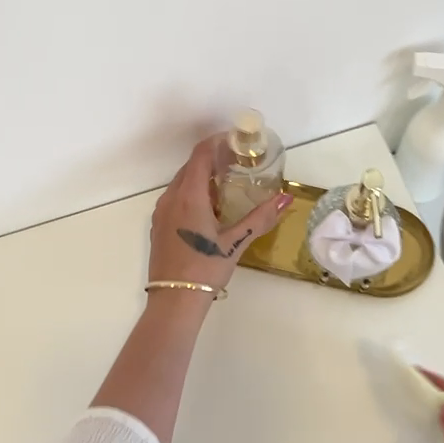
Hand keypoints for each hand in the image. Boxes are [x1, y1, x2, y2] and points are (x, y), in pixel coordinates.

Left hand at [148, 135, 292, 293]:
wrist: (174, 301)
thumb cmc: (205, 269)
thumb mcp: (236, 242)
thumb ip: (260, 218)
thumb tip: (285, 198)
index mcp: (189, 196)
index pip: (201, 155)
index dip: (218, 142)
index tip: (237, 141)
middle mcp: (170, 198)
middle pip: (191, 167)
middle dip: (213, 160)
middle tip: (238, 163)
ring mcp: (161, 213)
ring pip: (182, 183)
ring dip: (203, 178)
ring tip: (227, 185)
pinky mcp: (159, 226)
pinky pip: (176, 198)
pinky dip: (193, 194)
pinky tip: (210, 209)